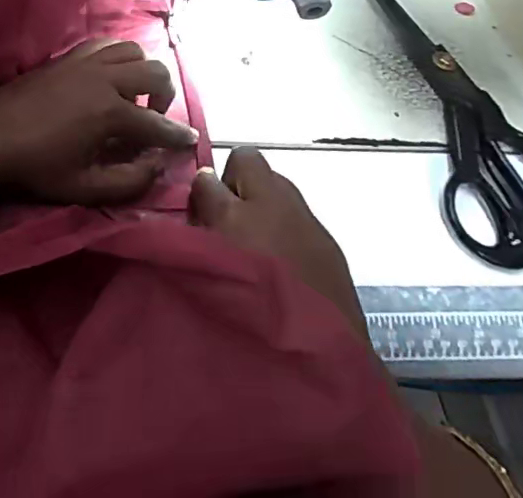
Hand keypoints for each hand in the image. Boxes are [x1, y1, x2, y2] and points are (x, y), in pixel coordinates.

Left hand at [0, 40, 197, 209]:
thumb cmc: (36, 169)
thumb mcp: (85, 188)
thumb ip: (129, 180)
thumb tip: (157, 165)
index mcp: (109, 112)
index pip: (158, 124)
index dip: (178, 137)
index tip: (190, 142)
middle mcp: (102, 78)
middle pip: (154, 72)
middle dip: (166, 95)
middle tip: (155, 118)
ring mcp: (82, 62)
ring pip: (130, 50)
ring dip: (141, 71)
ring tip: (131, 95)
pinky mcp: (64, 56)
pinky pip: (103, 44)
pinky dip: (116, 56)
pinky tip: (106, 77)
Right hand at [190, 148, 366, 335]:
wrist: (319, 360)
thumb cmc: (247, 316)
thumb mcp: (206, 275)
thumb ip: (195, 239)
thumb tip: (193, 212)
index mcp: (232, 215)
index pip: (206, 178)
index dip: (201, 194)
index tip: (199, 215)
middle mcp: (270, 204)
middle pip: (248, 161)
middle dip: (235, 183)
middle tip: (227, 222)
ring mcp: (304, 220)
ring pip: (276, 185)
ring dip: (263, 204)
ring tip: (255, 245)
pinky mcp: (329, 243)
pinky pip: (299, 216)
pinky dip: (287, 227)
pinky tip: (284, 265)